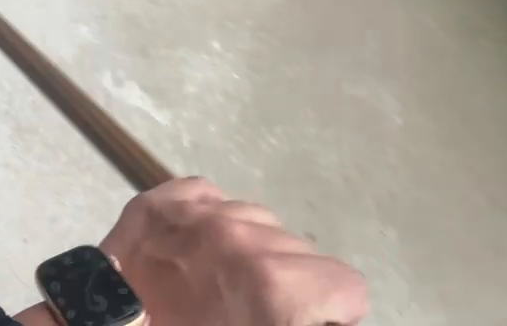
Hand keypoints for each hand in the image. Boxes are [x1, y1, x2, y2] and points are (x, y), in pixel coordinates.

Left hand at [15, 177, 368, 325]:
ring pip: (257, 217)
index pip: (346, 283)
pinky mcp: (160, 199)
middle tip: (261, 305)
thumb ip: (298, 317)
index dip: (332, 310)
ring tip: (228, 274)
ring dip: (253, 244)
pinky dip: (212, 215)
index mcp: (277, 286)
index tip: (306, 320)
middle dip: (293, 279)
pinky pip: (208, 194)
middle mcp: (242, 238)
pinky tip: (202, 244)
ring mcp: (196, 212)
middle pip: (301, 250)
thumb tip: (320, 313)